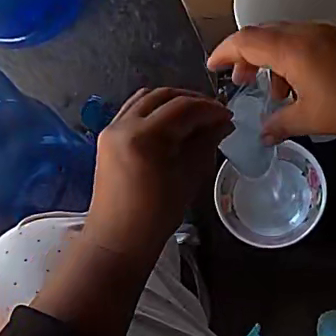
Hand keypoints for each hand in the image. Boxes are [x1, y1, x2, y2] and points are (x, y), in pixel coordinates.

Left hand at [81, 87, 231, 262]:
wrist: (119, 238)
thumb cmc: (157, 214)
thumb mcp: (188, 176)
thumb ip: (205, 143)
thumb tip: (222, 123)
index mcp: (145, 136)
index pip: (183, 108)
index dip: (209, 109)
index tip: (228, 116)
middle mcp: (124, 125)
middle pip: (163, 97)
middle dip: (192, 101)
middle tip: (215, 113)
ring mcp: (112, 129)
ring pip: (146, 99)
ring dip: (173, 102)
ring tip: (195, 116)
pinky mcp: (108, 137)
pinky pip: (133, 110)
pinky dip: (155, 110)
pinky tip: (171, 123)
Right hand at [207, 23, 335, 142]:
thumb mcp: (311, 118)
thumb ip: (280, 124)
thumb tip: (263, 134)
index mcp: (289, 48)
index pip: (244, 40)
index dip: (223, 52)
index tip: (213, 66)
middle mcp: (303, 33)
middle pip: (261, 35)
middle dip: (246, 57)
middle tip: (242, 81)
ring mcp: (323, 32)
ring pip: (283, 38)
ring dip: (270, 61)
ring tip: (276, 93)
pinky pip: (302, 42)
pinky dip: (290, 60)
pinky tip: (300, 86)